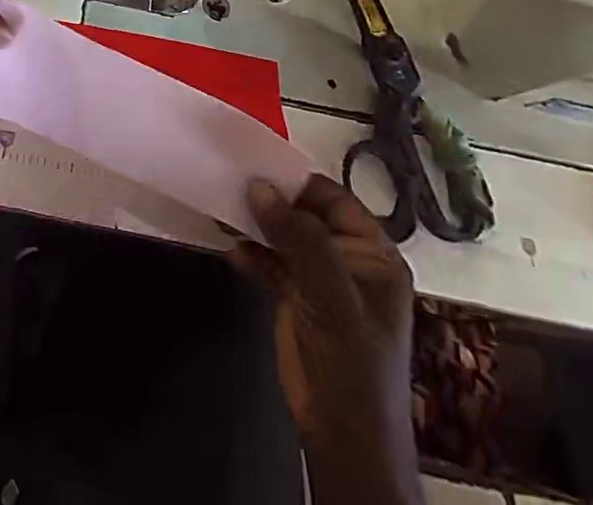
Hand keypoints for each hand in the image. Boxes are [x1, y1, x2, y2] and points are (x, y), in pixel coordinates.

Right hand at [234, 176, 422, 504]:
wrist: (341, 429)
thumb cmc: (349, 358)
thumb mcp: (329, 293)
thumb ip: (297, 238)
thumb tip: (259, 187)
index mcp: (372, 253)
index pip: (335, 201)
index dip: (298, 182)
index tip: (256, 162)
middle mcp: (347, 259)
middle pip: (305, 216)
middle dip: (270, 201)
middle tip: (229, 180)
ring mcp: (320, 279)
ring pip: (284, 238)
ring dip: (255, 225)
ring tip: (220, 209)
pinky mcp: (295, 297)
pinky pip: (271, 262)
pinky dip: (250, 253)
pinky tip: (229, 248)